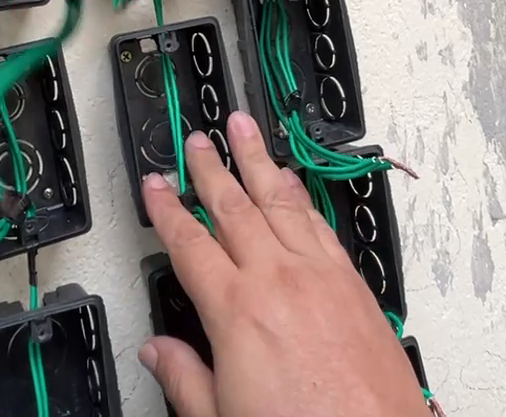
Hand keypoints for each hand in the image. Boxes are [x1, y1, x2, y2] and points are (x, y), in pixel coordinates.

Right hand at [140, 112, 427, 416]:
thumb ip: (186, 379)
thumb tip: (157, 351)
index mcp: (237, 312)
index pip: (190, 243)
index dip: (167, 209)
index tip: (156, 184)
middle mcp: (277, 279)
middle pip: (233, 206)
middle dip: (210, 168)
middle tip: (198, 140)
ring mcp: (318, 274)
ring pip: (277, 198)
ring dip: (256, 159)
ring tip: (243, 127)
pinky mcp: (350, 280)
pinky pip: (317, 221)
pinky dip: (298, 194)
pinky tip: (289, 180)